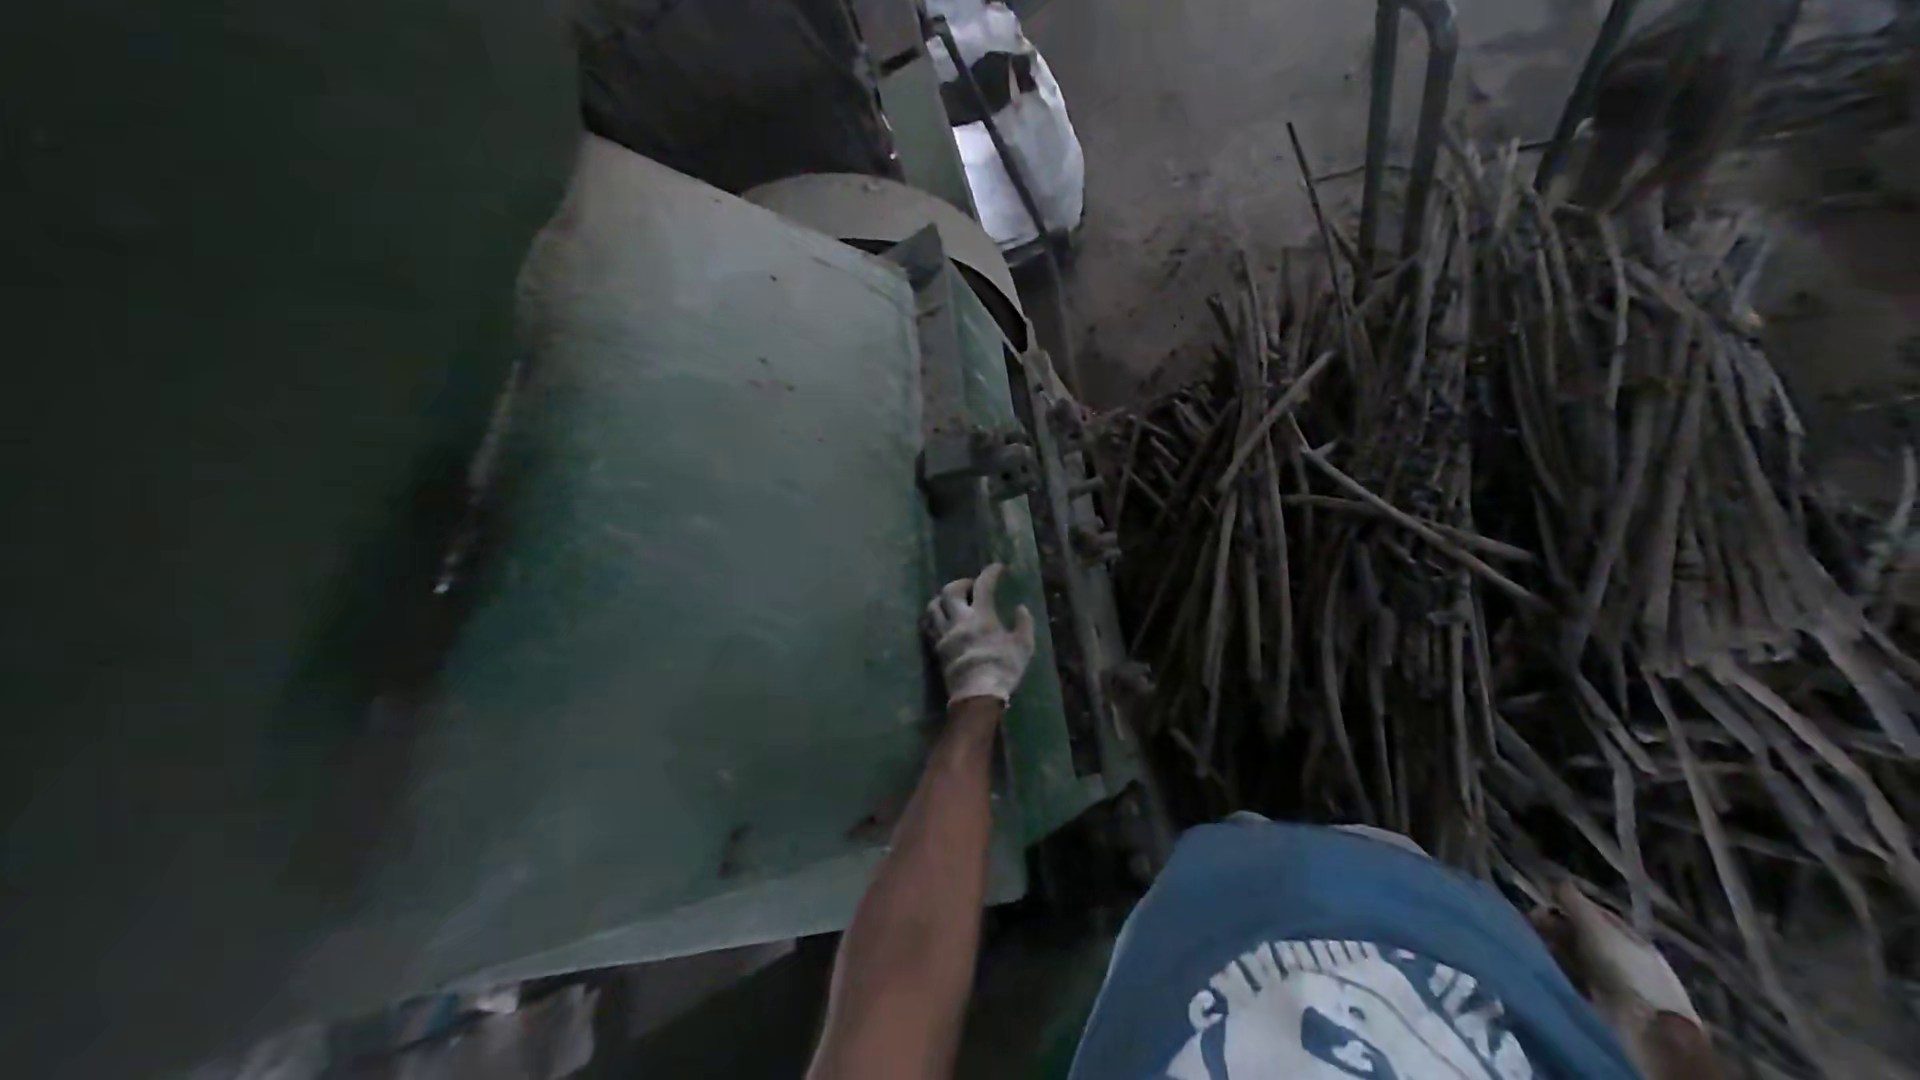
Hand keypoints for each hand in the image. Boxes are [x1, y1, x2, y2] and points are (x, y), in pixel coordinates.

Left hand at [924, 563, 1035, 704]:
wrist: (977, 695)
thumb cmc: (1003, 669)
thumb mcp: (1023, 646)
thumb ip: (1024, 624)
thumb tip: (1021, 608)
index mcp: (981, 616)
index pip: (983, 585)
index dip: (990, 572)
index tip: (997, 568)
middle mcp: (959, 620)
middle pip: (950, 590)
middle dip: (961, 583)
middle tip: (972, 586)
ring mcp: (944, 634)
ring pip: (933, 606)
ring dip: (943, 598)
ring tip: (954, 601)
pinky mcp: (936, 648)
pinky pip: (929, 626)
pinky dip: (934, 617)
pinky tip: (942, 619)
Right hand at [1536, 883, 1716, 1079]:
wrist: (1645, 1026)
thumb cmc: (1624, 969)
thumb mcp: (1597, 928)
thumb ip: (1574, 901)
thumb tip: (1553, 877)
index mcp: (1627, 935)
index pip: (1590, 910)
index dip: (1565, 902)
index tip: (1540, 899)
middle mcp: (1619, 952)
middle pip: (1579, 930)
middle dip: (1553, 923)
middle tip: (1530, 921)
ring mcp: (1611, 977)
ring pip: (1571, 950)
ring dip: (1549, 942)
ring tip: (1530, 939)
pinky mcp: (1598, 996)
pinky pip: (1569, 971)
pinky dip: (1554, 963)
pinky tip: (1541, 960)